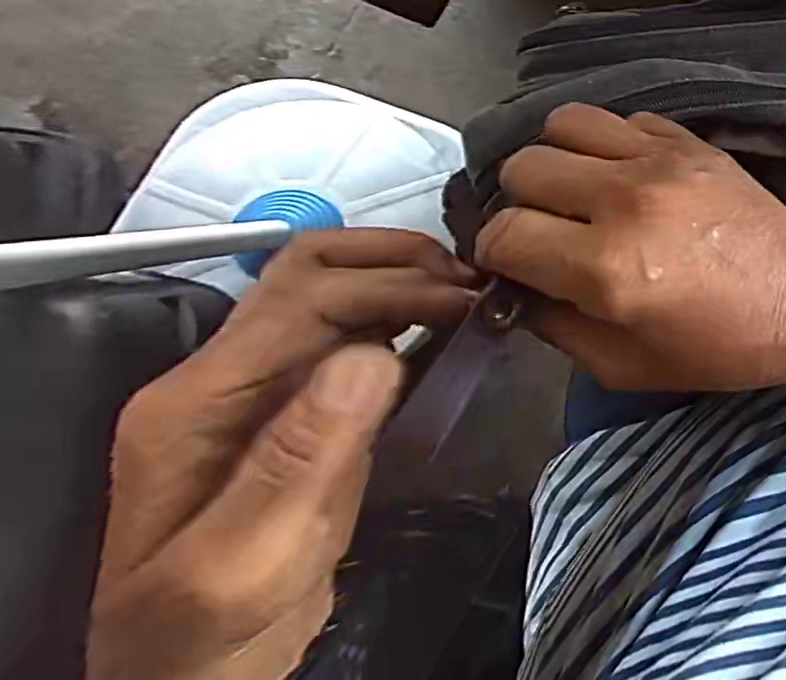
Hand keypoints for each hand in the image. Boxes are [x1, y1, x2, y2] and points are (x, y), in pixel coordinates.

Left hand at [87, 229, 476, 679]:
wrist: (204, 661)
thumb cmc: (213, 621)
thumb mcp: (246, 558)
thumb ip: (301, 456)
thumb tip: (374, 355)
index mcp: (200, 398)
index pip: (308, 296)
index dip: (397, 285)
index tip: (469, 303)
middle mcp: (229, 370)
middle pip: (314, 266)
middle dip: (403, 258)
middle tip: (474, 282)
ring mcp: (268, 378)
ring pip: (338, 280)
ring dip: (410, 271)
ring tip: (472, 293)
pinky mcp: (311, 391)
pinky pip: (361, 321)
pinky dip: (413, 303)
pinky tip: (453, 321)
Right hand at [475, 102, 785, 391]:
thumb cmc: (727, 347)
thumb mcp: (627, 365)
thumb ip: (554, 325)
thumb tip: (516, 283)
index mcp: (608, 265)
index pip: (501, 233)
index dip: (499, 255)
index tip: (520, 266)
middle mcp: (630, 200)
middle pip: (524, 167)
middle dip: (522, 204)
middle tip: (552, 230)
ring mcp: (668, 162)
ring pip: (568, 123)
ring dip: (561, 158)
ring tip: (584, 193)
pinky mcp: (700, 145)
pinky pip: (630, 119)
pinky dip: (616, 142)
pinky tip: (632, 175)